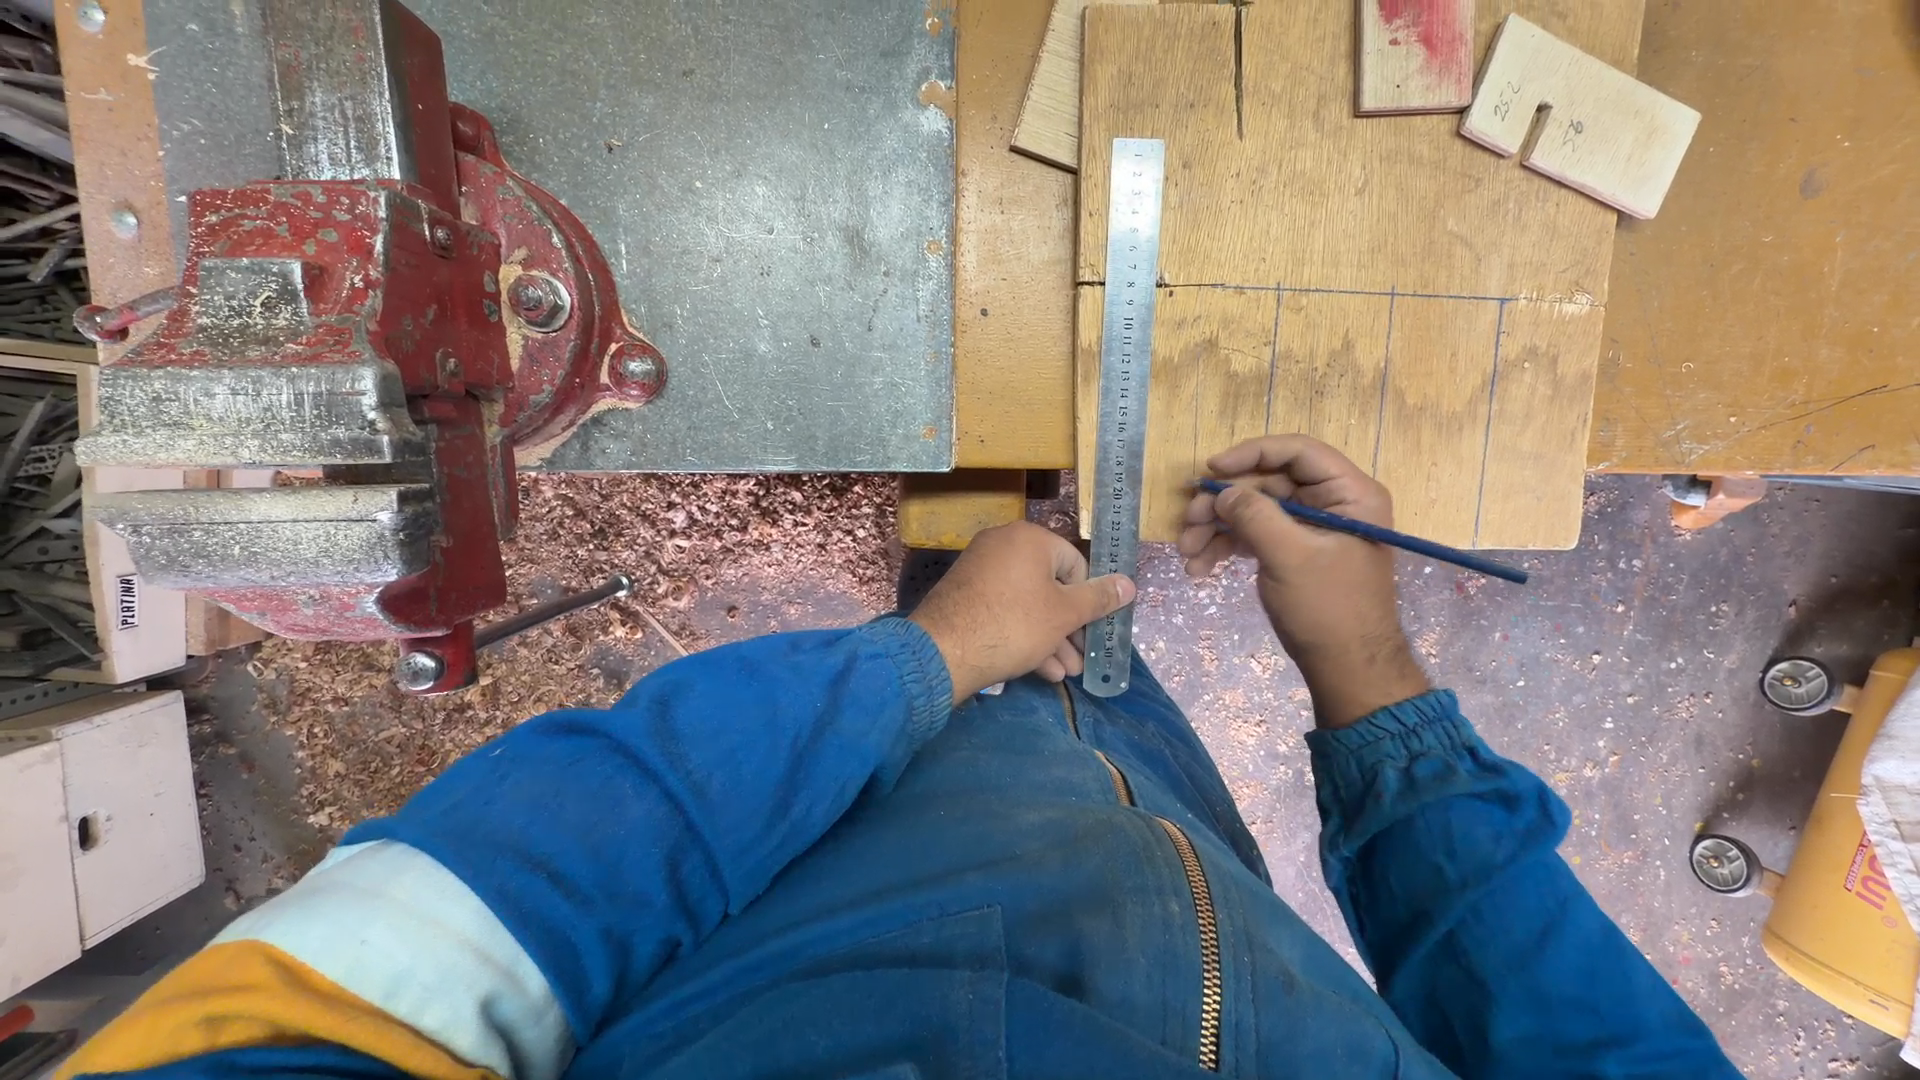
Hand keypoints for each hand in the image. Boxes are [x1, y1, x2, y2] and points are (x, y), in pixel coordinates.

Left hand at [908, 522, 1136, 704]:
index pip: (1075, 564)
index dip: (1089, 600)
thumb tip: (1129, 583)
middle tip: (1081, 659)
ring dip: (1050, 639)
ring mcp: (980, 570)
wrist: (943, 652)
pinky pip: (1004, 610)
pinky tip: (1040, 670)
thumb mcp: (1065, 614)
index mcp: (1030, 538)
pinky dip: (1023, 635)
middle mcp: (1003, 545)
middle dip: (1069, 628)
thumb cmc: (1014, 625)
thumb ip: (1099, 598)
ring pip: (1027, 604)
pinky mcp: (965, 596)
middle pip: (1050, 587)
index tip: (1094, 629)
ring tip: (1065, 673)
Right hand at [1177, 435, 1427, 727]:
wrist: (1347, 668)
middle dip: (1223, 504)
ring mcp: (1309, 529)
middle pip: (1267, 483)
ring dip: (1216, 529)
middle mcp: (1331, 504)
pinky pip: (1253, 536)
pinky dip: (1225, 548)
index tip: (1211, 469)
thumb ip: (1254, 515)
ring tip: (1188, 553)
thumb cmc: (1329, 609)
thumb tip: (1221, 492)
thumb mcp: (1290, 557)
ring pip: (1253, 511)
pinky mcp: (1291, 551)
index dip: (1251, 453)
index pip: (1298, 452)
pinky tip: (1200, 568)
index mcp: (1349, 494)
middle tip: (1187, 522)